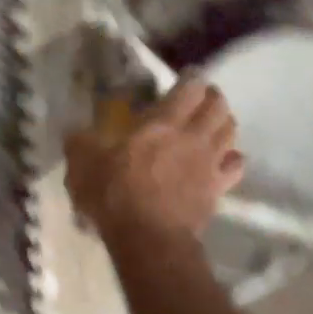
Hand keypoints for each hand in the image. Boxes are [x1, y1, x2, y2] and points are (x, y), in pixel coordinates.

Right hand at [65, 79, 244, 239]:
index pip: (190, 89)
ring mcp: (210, 162)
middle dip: (212, 97)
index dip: (190, 79)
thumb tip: (77, 132)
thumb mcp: (81, 168)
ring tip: (212, 124)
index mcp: (161, 125)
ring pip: (230, 130)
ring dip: (224, 122)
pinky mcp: (218, 186)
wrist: (147, 236)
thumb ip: (80, 144)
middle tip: (200, 99)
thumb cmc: (113, 196)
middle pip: (218, 106)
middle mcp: (193, 137)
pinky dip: (231, 158)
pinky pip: (235, 164)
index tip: (186, 77)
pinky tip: (222, 160)